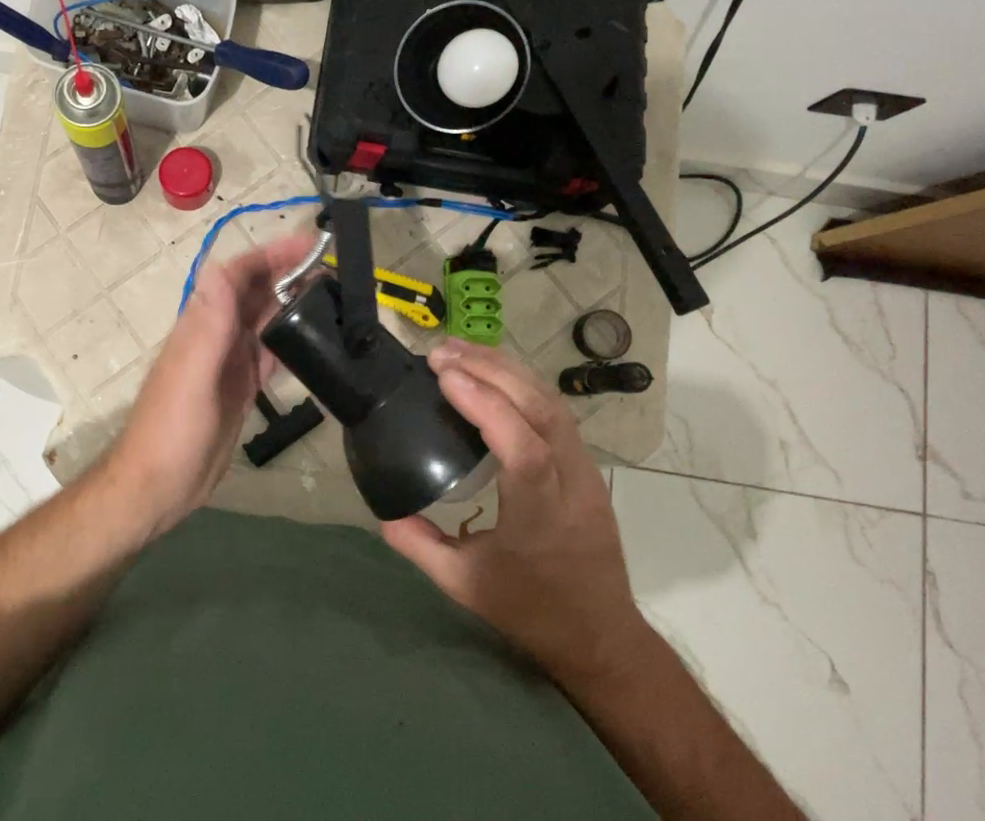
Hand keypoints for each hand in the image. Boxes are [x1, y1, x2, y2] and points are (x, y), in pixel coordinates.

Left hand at [102, 231, 320, 533]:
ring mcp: (226, 366)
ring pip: (261, 324)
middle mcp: (213, 339)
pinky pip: (265, 358)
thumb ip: (207, 325)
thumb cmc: (171, 433)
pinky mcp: (238, 392)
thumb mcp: (191, 376)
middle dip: (286, 276)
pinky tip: (309, 344)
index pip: (235, 277)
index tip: (308, 245)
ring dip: (290, 307)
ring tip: (331, 299)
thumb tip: (220, 268)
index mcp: (200, 327)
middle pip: (252, 296)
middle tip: (332, 270)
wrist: (157, 488)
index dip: (268, 257)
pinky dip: (286, 345)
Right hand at [381, 339, 653, 685]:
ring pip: (554, 404)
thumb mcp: (463, 584)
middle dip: (492, 372)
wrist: (600, 633)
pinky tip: (495, 374)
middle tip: (441, 351)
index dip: (488, 407)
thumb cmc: (530, 609)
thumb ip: (419, 545)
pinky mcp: (587, 467)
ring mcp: (586, 472)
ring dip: (508, 370)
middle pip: (542, 411)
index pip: (523, 451)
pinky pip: (558, 413)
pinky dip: (525, 385)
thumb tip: (383, 509)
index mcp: (540, 517)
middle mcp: (571, 484)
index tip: (445, 375)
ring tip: (462, 350)